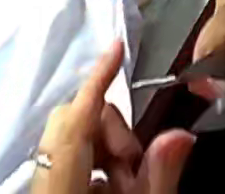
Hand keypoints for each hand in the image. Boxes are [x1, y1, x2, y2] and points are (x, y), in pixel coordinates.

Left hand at [33, 41, 194, 193]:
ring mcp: (43, 183)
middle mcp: (44, 177)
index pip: (77, 117)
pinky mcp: (48, 189)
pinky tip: (115, 191)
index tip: (118, 45)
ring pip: (77, 138)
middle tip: (136, 167)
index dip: (99, 78)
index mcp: (60, 181)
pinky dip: (96, 164)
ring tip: (131, 186)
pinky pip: (70, 159)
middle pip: (78, 119)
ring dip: (110, 151)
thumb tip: (181, 133)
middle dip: (114, 131)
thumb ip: (158, 175)